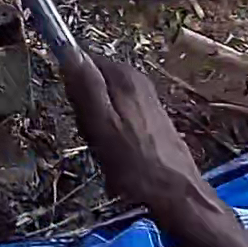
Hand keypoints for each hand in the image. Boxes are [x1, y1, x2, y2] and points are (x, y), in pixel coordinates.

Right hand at [65, 58, 217, 213]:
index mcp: (123, 75)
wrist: (178, 197)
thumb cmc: (133, 162)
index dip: (73, 86)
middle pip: (94, 80)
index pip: (82, 61)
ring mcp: (146, 98)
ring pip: (105, 99)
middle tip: (91, 132)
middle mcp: (137, 79)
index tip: (77, 110)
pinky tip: (118, 151)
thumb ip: (85, 84)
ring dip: (97, 120)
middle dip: (86, 105)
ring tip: (104, 145)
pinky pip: (118, 113)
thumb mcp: (100, 122)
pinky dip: (112, 129)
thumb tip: (69, 49)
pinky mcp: (152, 116)